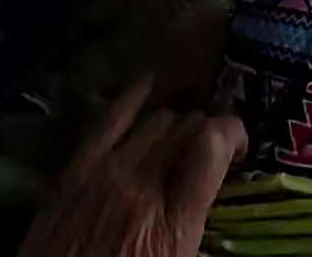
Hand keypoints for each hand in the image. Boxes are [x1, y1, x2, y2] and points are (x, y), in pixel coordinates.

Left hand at [19, 77, 247, 256]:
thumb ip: (196, 226)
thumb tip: (214, 192)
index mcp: (171, 228)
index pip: (212, 147)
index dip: (234, 133)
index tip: (237, 148)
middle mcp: (142, 190)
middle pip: (188, 127)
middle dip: (207, 131)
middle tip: (209, 149)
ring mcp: (105, 175)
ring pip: (158, 119)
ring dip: (177, 123)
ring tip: (180, 136)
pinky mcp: (74, 172)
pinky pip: (109, 118)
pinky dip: (133, 96)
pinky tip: (148, 83)